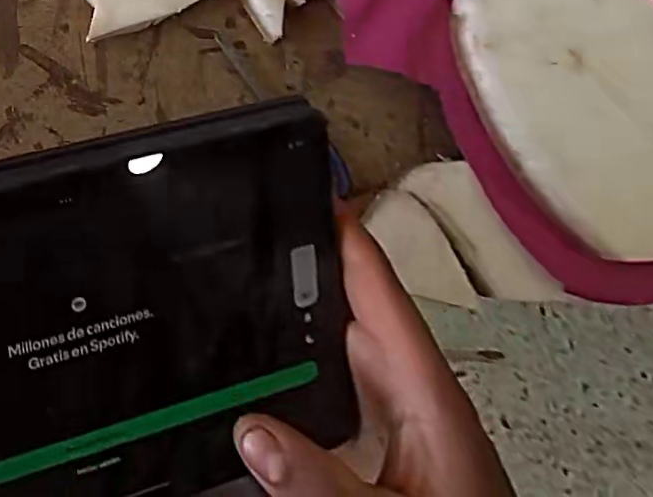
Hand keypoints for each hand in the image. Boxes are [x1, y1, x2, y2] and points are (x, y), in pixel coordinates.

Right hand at [232, 217, 513, 495]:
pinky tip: (250, 350)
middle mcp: (400, 382)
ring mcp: (383, 405)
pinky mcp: (366, 430)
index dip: (336, 224)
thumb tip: (250, 430)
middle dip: (292, 256)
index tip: (300, 185)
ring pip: (324, 334)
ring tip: (232, 274)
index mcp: (421, 383)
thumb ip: (324, 481)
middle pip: (338, 296)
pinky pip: (315, 370)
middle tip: (242, 221)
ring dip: (284, 304)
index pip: (372, 278)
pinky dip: (284, 350)